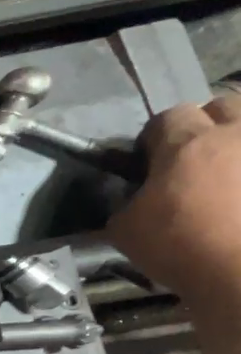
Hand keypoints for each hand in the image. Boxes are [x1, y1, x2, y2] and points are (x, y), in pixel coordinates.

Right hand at [109, 94, 240, 353]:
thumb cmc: (181, 248)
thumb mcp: (124, 228)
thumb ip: (128, 199)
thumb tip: (136, 193)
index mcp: (187, 145)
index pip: (168, 118)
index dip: (155, 137)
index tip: (150, 160)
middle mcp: (239, 134)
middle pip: (224, 105)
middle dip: (208, 125)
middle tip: (198, 157)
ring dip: (237, 140)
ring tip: (230, 170)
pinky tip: (239, 193)